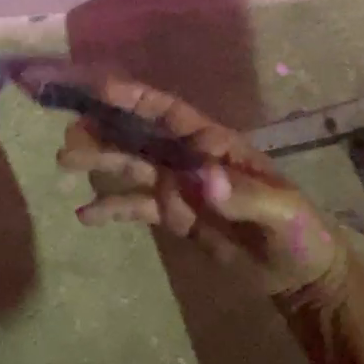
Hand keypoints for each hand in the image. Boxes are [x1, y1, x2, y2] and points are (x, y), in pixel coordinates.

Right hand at [57, 76, 341, 295]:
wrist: (299, 276)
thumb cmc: (298, 231)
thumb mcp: (279, 212)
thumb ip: (242, 194)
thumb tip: (202, 178)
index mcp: (212, 144)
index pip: (168, 112)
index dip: (135, 97)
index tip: (101, 87)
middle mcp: (187, 157)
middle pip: (138, 136)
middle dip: (103, 129)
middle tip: (68, 133)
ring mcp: (177, 186)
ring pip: (130, 166)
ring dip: (98, 161)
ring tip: (64, 161)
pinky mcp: (172, 217)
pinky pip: (136, 207)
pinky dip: (110, 208)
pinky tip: (84, 214)